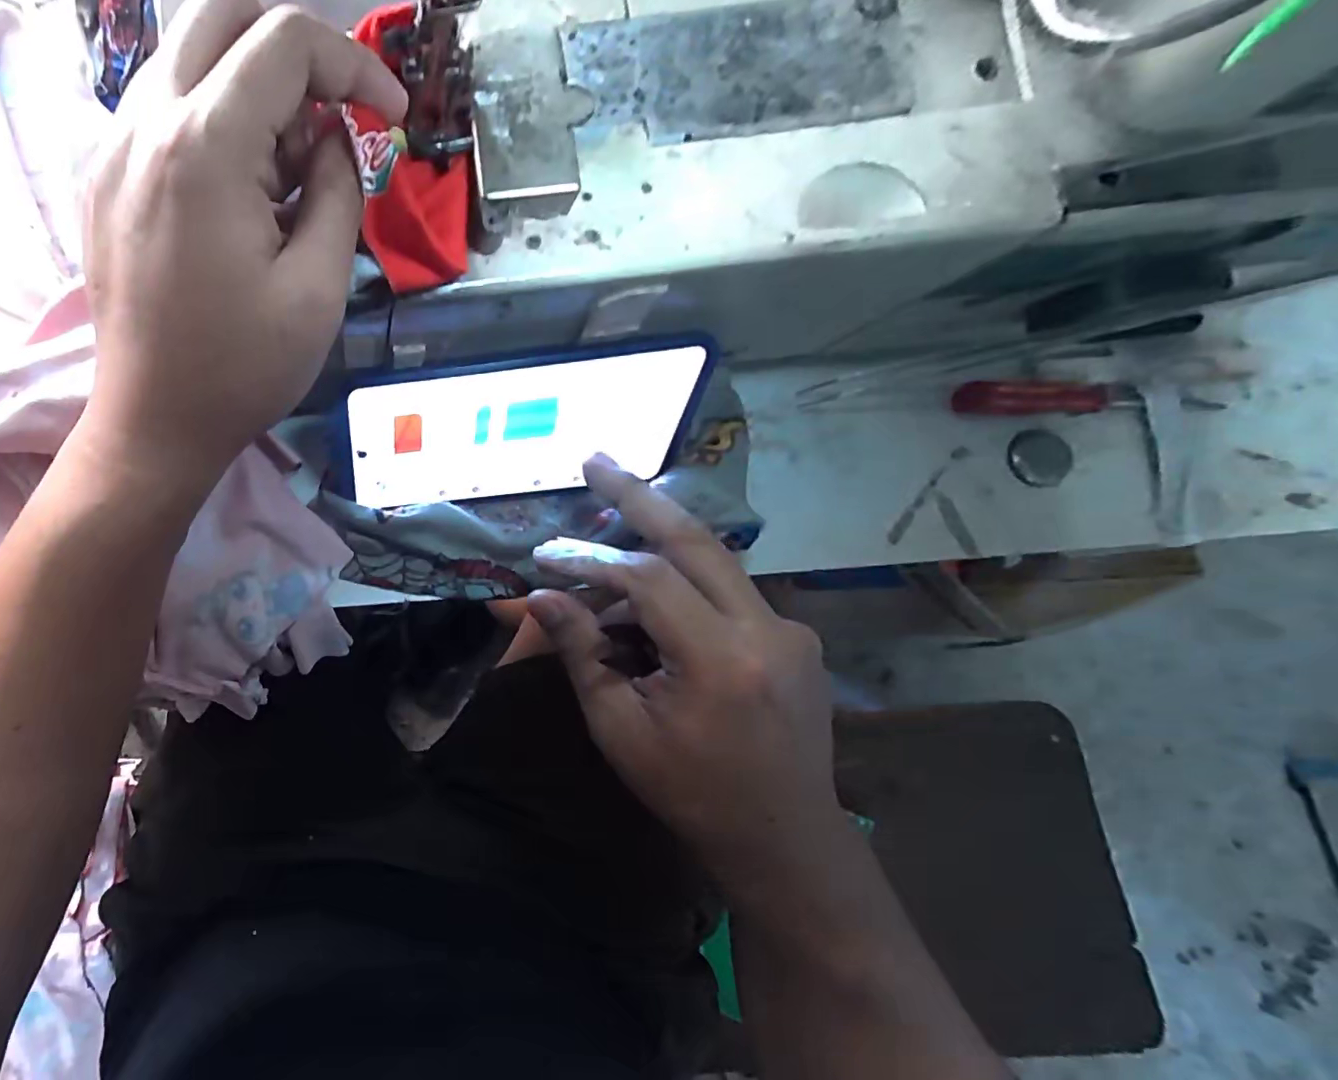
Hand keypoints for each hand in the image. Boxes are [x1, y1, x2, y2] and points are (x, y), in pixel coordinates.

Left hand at [79, 0, 406, 479]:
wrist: (155, 424)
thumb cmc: (242, 370)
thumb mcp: (318, 288)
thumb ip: (339, 192)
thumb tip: (335, 142)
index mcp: (202, 147)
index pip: (285, 41)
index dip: (354, 64)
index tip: (390, 115)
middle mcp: (143, 125)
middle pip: (222, 17)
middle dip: (297, 55)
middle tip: (334, 125)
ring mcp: (111, 151)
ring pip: (188, 62)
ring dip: (254, 93)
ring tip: (289, 178)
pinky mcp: (103, 183)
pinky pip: (163, 114)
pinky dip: (215, 125)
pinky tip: (241, 199)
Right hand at [526, 455, 839, 874]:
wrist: (784, 838)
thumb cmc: (690, 790)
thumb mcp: (620, 728)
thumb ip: (583, 653)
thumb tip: (543, 595)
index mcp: (722, 660)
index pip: (647, 579)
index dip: (590, 558)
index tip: (545, 553)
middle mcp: (767, 629)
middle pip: (696, 539)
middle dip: (639, 494)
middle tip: (596, 459)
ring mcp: (790, 629)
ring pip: (713, 561)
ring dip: (655, 544)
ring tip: (603, 556)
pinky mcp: (794, 636)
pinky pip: (727, 592)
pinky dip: (681, 585)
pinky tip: (648, 608)